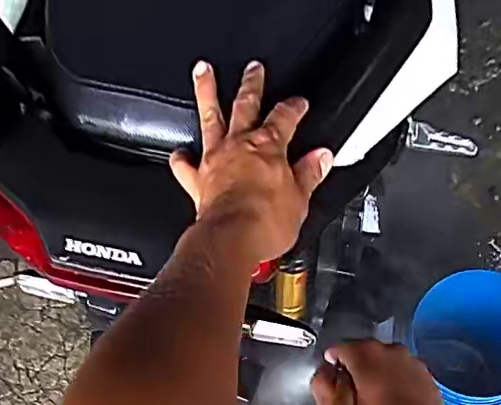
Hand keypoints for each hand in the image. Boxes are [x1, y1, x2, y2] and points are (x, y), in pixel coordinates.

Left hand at [169, 61, 333, 266]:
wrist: (231, 240)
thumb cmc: (263, 224)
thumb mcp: (299, 201)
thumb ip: (309, 175)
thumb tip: (321, 158)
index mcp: (269, 148)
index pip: (285, 117)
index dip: (294, 107)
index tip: (299, 102)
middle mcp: (240, 146)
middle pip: (246, 104)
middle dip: (252, 84)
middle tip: (253, 68)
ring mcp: (216, 161)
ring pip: (210, 117)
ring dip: (206, 92)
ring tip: (203, 72)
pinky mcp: (198, 182)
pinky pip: (184, 166)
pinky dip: (180, 158)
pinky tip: (179, 152)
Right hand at [311, 341, 467, 404]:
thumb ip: (324, 391)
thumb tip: (323, 371)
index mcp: (366, 357)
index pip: (340, 349)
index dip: (333, 365)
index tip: (334, 386)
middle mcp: (390, 350)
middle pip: (364, 352)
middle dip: (355, 368)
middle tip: (352, 395)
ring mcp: (412, 360)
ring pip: (385, 360)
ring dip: (376, 373)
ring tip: (374, 400)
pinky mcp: (426, 374)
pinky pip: (402, 371)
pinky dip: (395, 380)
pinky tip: (394, 403)